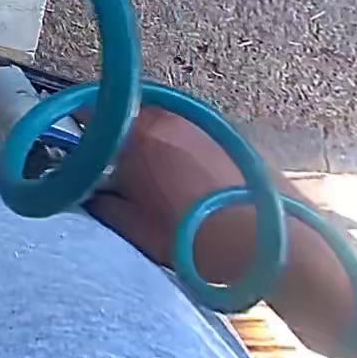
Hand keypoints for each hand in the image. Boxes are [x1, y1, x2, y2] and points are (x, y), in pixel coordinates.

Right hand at [85, 108, 259, 271]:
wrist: (284, 246)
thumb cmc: (207, 243)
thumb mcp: (144, 234)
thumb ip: (107, 208)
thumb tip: (90, 194)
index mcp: (137, 136)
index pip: (89, 112)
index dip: (76, 129)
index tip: (72, 149)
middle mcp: (165, 116)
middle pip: (121, 114)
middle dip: (110, 137)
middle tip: (109, 169)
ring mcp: (195, 120)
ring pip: (151, 120)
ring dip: (141, 140)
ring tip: (147, 178)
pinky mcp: (220, 129)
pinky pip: (179, 128)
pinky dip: (170, 143)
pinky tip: (180, 177)